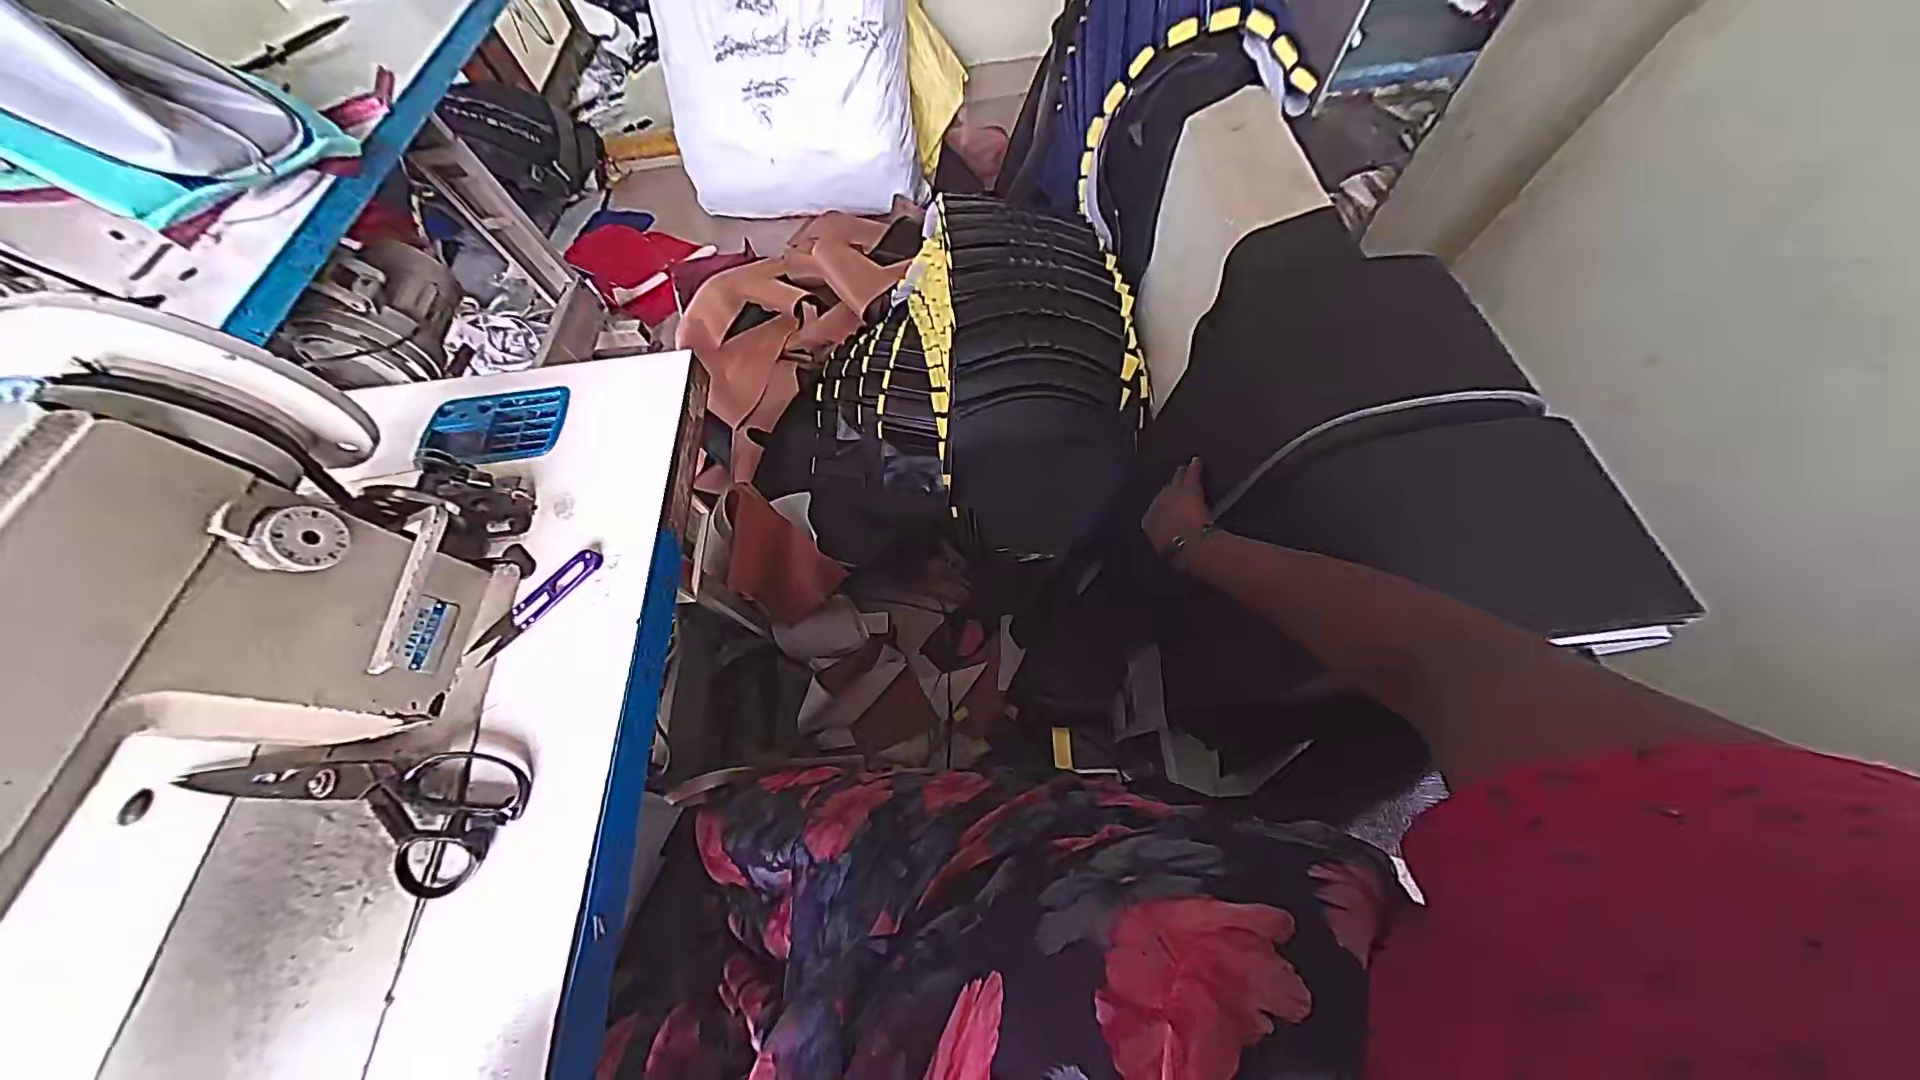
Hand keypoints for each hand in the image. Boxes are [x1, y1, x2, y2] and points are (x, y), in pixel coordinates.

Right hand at [1142, 457, 1212, 554]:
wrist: (1188, 544)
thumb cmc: (1176, 552)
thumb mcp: (1166, 550)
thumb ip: (1167, 543)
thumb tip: (1170, 548)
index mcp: (1148, 522)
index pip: (1155, 512)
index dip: (1162, 511)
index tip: (1167, 511)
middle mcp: (1156, 504)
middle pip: (1163, 495)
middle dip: (1168, 492)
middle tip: (1173, 489)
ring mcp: (1172, 494)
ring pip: (1175, 481)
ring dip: (1178, 477)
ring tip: (1181, 470)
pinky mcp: (1189, 488)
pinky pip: (1190, 474)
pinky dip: (1194, 467)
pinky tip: (1197, 460)